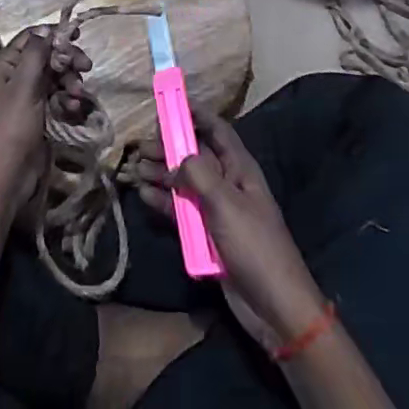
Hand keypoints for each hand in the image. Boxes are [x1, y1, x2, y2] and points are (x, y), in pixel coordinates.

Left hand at [0, 28, 90, 216]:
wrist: (8, 175)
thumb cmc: (12, 126)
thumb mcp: (24, 85)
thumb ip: (37, 54)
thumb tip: (47, 28)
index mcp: (7, 65)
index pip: (32, 38)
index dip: (53, 34)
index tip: (77, 34)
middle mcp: (17, 77)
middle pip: (49, 57)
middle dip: (68, 61)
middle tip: (86, 67)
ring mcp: (30, 97)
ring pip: (58, 78)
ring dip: (71, 84)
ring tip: (76, 97)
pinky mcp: (42, 115)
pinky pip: (60, 99)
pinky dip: (69, 102)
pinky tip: (74, 111)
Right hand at [136, 116, 326, 350]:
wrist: (274, 306)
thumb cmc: (255, 246)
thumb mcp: (226, 204)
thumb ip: (199, 174)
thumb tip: (177, 154)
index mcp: (240, 169)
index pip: (217, 130)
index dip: (196, 114)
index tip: (170, 102)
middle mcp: (228, 183)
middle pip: (195, 155)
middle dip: (169, 147)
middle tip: (139, 145)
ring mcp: (216, 209)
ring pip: (184, 182)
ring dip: (161, 174)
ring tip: (135, 169)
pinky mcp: (206, 233)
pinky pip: (181, 210)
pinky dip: (164, 201)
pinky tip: (144, 196)